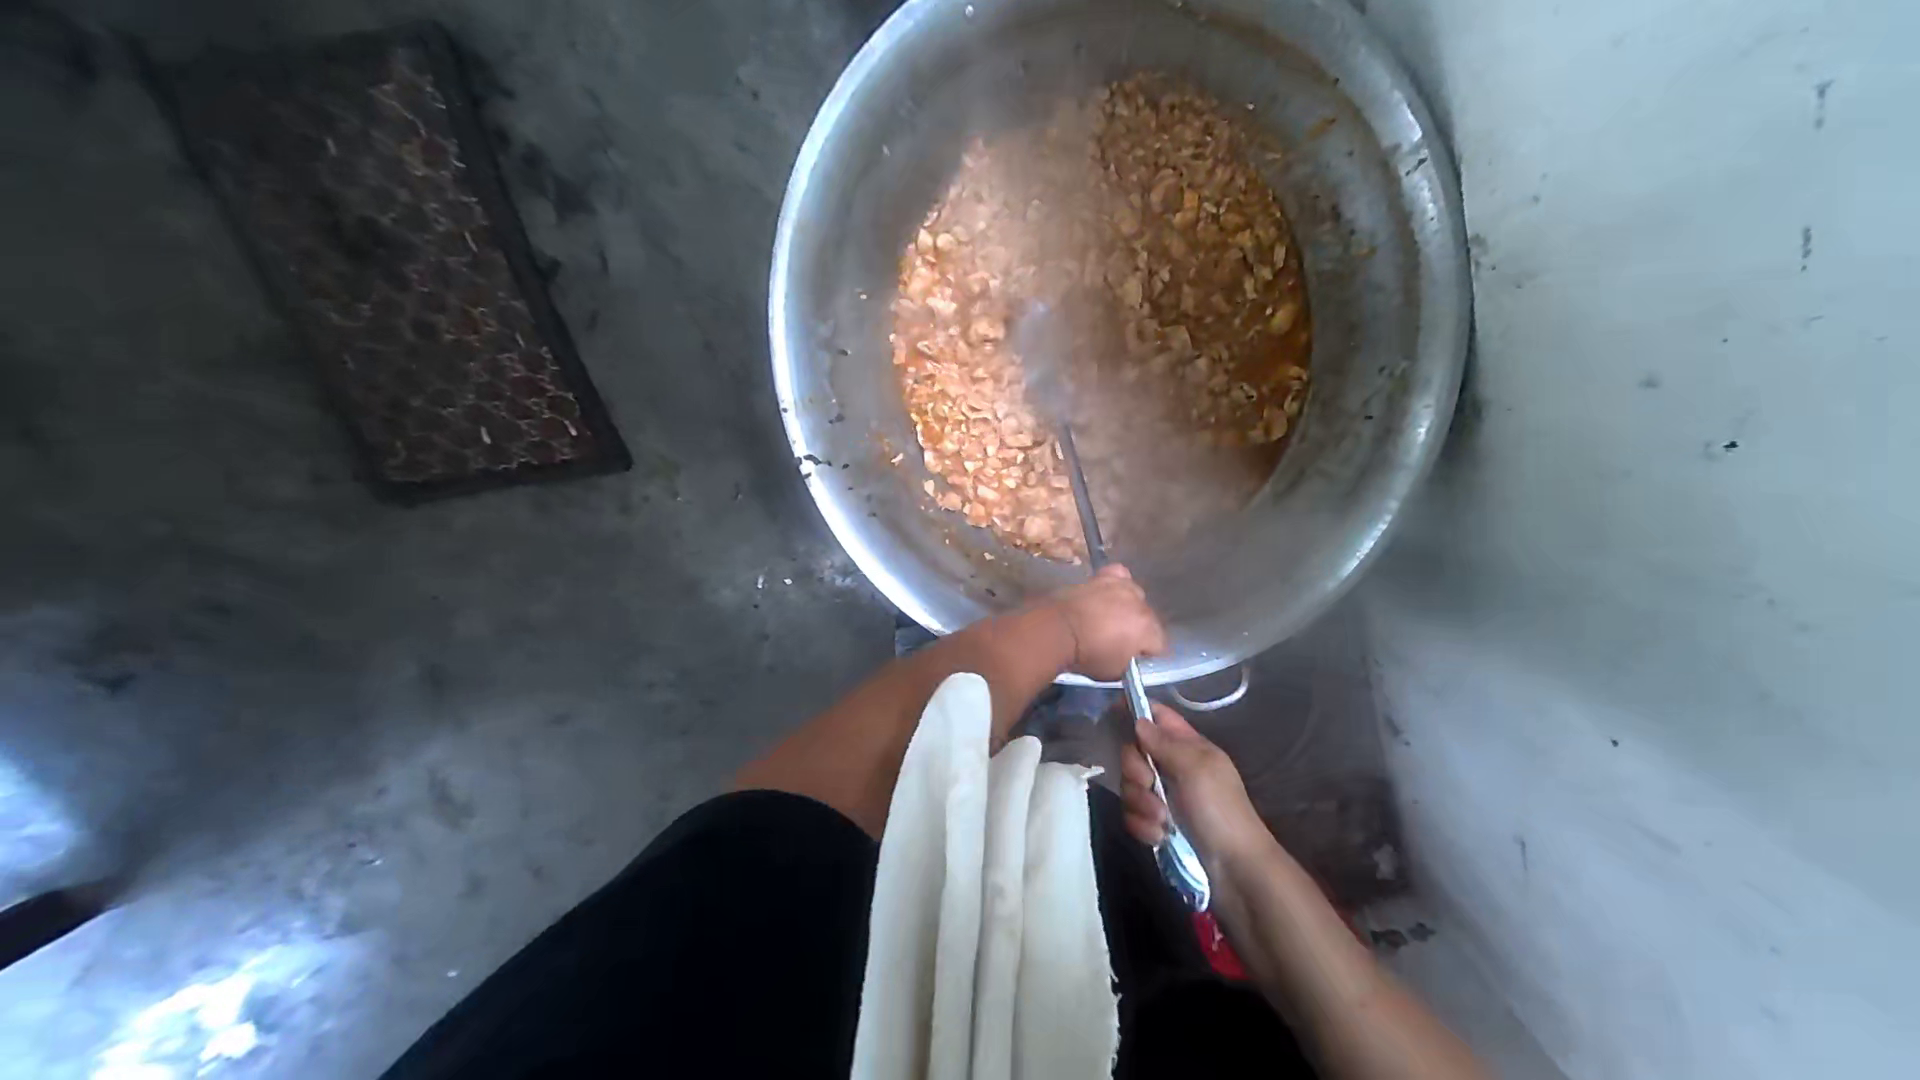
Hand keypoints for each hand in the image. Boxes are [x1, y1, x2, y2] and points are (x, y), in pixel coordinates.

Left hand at [1040, 564, 1166, 680]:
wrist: (1056, 630)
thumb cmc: (1086, 655)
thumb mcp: (1114, 672)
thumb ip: (1130, 662)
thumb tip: (1130, 657)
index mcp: (1147, 629)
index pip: (1160, 644)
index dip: (1148, 654)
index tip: (1134, 660)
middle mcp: (1140, 604)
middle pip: (1148, 619)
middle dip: (1138, 630)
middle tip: (1118, 640)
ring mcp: (1121, 587)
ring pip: (1135, 596)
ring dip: (1127, 606)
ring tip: (1110, 617)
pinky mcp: (1102, 577)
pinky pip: (1118, 575)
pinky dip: (1116, 583)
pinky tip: (1107, 592)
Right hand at [1121, 703, 1269, 865]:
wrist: (1235, 872)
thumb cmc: (1220, 812)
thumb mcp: (1196, 769)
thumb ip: (1164, 743)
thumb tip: (1138, 720)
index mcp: (1190, 747)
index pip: (1158, 717)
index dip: (1136, 710)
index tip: (1112, 711)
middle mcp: (1175, 768)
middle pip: (1134, 753)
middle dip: (1135, 771)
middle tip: (1150, 785)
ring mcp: (1165, 797)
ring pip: (1130, 786)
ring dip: (1141, 804)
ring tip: (1161, 821)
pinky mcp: (1157, 824)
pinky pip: (1133, 814)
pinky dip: (1143, 825)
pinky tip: (1158, 836)